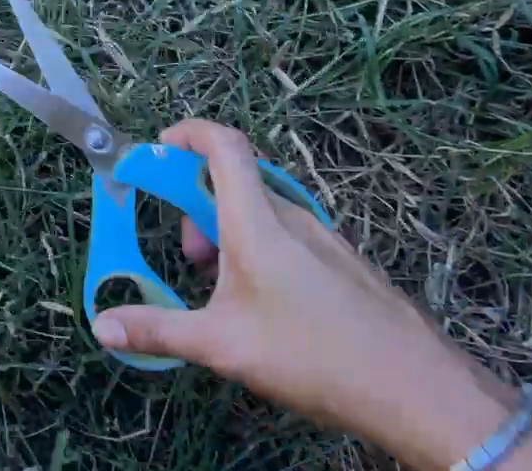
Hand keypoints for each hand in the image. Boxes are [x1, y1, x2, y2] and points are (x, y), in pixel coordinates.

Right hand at [91, 120, 531, 469]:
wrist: (429, 398)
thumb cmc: (316, 358)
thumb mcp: (223, 346)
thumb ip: (158, 330)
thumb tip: (102, 327)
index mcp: (257, 221)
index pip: (223, 145)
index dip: (188, 132)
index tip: (159, 147)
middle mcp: (292, 218)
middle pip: (234, 183)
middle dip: (196, 207)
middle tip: (189, 257)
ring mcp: (325, 241)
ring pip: (262, 213)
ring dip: (227, 233)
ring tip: (224, 288)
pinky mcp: (347, 266)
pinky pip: (290, 236)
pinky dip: (260, 250)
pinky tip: (268, 306)